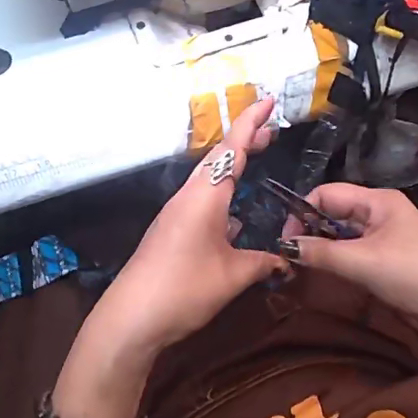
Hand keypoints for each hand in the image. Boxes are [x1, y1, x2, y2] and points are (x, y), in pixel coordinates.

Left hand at [86, 97, 288, 361]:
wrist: (132, 317)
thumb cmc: (183, 289)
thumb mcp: (232, 276)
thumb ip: (262, 263)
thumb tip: (285, 261)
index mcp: (203, 197)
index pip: (231, 149)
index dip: (251, 123)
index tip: (268, 100)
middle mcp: (187, 198)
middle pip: (218, 159)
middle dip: (245, 141)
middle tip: (272, 129)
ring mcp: (176, 214)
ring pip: (209, 180)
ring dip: (233, 168)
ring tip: (258, 159)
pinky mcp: (171, 232)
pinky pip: (202, 202)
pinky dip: (223, 195)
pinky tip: (237, 213)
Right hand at [280, 183, 417, 328]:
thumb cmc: (414, 276)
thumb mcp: (362, 262)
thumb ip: (320, 252)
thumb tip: (283, 246)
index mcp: (378, 200)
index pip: (326, 194)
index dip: (301, 212)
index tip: (286, 241)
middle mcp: (379, 213)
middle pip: (332, 213)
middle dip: (309, 231)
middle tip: (289, 256)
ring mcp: (384, 238)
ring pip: (340, 235)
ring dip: (321, 249)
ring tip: (301, 267)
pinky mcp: (386, 261)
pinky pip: (351, 254)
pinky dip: (335, 262)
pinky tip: (323, 275)